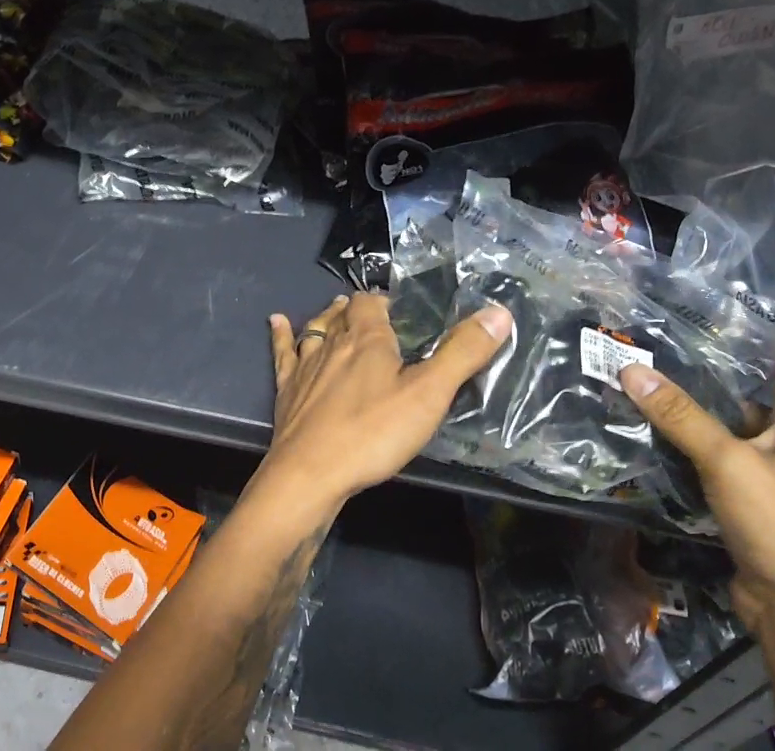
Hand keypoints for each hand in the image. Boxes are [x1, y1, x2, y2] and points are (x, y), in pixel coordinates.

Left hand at [261, 293, 511, 516]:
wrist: (310, 473)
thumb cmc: (373, 433)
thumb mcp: (429, 394)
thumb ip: (462, 353)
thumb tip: (499, 311)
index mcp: (367, 340)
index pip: (370, 303)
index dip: (383, 301)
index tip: (399, 309)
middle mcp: (332, 345)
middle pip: (343, 316)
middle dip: (358, 310)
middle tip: (373, 313)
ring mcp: (306, 367)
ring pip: (315, 331)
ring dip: (326, 318)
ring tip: (334, 310)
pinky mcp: (286, 390)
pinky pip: (283, 353)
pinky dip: (281, 335)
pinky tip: (276, 321)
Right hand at [619, 332, 774, 630]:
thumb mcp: (730, 462)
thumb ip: (681, 417)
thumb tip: (631, 369)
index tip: (759, 316)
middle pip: (764, 405)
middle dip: (730, 375)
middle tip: (683, 344)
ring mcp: (772, 487)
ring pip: (735, 438)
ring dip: (704, 416)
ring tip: (660, 384)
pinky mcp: (749, 514)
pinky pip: (717, 470)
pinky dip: (692, 453)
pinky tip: (659, 442)